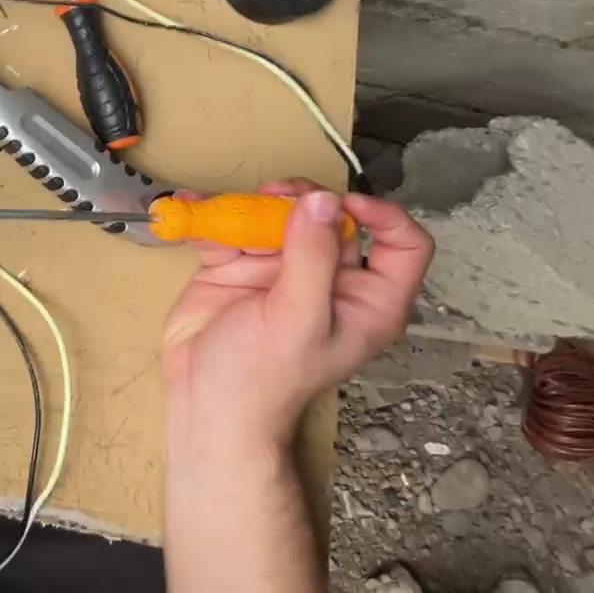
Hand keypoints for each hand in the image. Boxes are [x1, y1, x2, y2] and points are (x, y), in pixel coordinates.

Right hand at [161, 180, 432, 456]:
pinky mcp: (233, 268)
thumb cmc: (263, 375)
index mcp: (365, 298)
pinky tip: (191, 204)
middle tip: (271, 193)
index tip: (338, 201)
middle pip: (328, 219)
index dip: (380, 215)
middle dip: (299, 200)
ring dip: (249, 203)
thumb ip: (311, 258)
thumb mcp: (296, 318)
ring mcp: (276, 272)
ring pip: (274, 217)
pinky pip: (226, 230)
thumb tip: (322, 200)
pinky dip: (208, 214)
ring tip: (225, 204)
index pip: (402, 245)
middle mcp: (325, 279)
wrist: (205, 399)